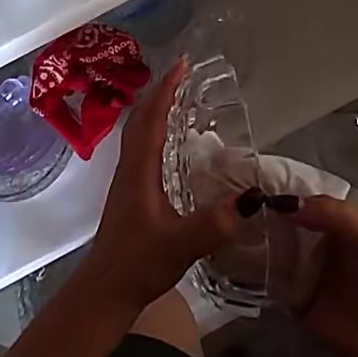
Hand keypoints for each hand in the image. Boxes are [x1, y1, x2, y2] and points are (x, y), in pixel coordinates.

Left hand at [77, 59, 255, 312]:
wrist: (105, 291)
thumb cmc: (138, 263)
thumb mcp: (182, 243)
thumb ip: (215, 222)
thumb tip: (253, 196)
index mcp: (139, 170)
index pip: (151, 119)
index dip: (166, 90)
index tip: (183, 65)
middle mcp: (130, 169)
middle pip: (141, 119)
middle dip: (161, 92)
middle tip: (184, 75)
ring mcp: (127, 181)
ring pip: (138, 134)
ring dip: (155, 110)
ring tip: (178, 98)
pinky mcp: (130, 194)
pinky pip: (142, 149)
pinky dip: (155, 132)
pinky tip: (171, 144)